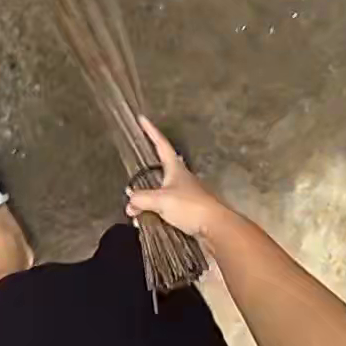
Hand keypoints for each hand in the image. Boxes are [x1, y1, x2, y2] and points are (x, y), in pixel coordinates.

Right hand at [123, 116, 240, 241]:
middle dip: (148, 164)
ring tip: (135, 205)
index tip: (142, 119)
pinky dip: (154, 209)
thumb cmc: (190, 206)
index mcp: (175, 168)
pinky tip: (146, 218)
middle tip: (136, 162)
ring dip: (148, 194)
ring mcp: (185, 192)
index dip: (151, 131)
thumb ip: (142, 199)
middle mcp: (181, 177)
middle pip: (161, 165)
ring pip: (161, 188)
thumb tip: (130, 201)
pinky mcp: (187, 208)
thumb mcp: (161, 200)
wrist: (215, 226)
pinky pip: (165, 205)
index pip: (161, 144)